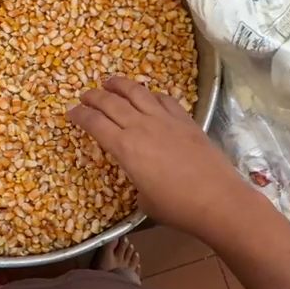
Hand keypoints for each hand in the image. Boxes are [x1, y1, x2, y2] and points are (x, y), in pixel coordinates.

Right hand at [68, 77, 255, 232]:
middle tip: (84, 94)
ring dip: (118, 84)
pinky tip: (146, 94)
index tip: (71, 112)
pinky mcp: (185, 119)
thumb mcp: (144, 200)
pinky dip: (149, 93)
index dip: (79, 115)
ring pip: (136, 92)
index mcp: (125, 147)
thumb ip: (135, 180)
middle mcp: (141, 126)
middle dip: (93, 96)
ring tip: (109, 81)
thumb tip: (140, 176)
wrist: (218, 200)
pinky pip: (162, 98)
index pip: (94, 123)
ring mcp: (164, 119)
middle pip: (110, 102)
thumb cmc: (177, 207)